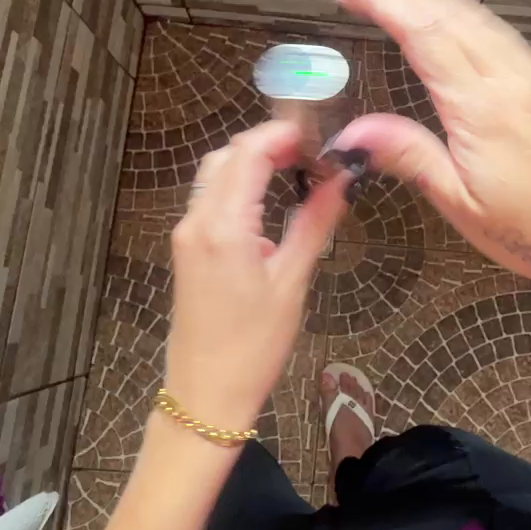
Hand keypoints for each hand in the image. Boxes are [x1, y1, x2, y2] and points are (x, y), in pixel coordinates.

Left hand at [164, 121, 351, 436]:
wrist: (204, 395)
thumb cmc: (254, 345)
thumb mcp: (292, 281)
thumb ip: (315, 222)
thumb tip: (344, 179)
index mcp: (224, 225)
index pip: (249, 153)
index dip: (282, 134)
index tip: (318, 136)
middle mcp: (196, 220)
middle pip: (227, 156)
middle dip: (267, 143)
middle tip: (310, 153)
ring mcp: (186, 234)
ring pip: (215, 174)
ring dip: (251, 162)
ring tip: (294, 170)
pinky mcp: (187, 248)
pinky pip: (210, 198)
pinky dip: (238, 184)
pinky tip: (268, 199)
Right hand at [328, 0, 530, 300]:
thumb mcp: (460, 203)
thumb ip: (408, 156)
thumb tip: (348, 133)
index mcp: (483, 108)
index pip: (425, 35)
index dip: (382, 1)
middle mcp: (509, 80)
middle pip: (448, 15)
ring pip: (476, 17)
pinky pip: (497, 32)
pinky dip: (463, 11)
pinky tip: (450, 12)